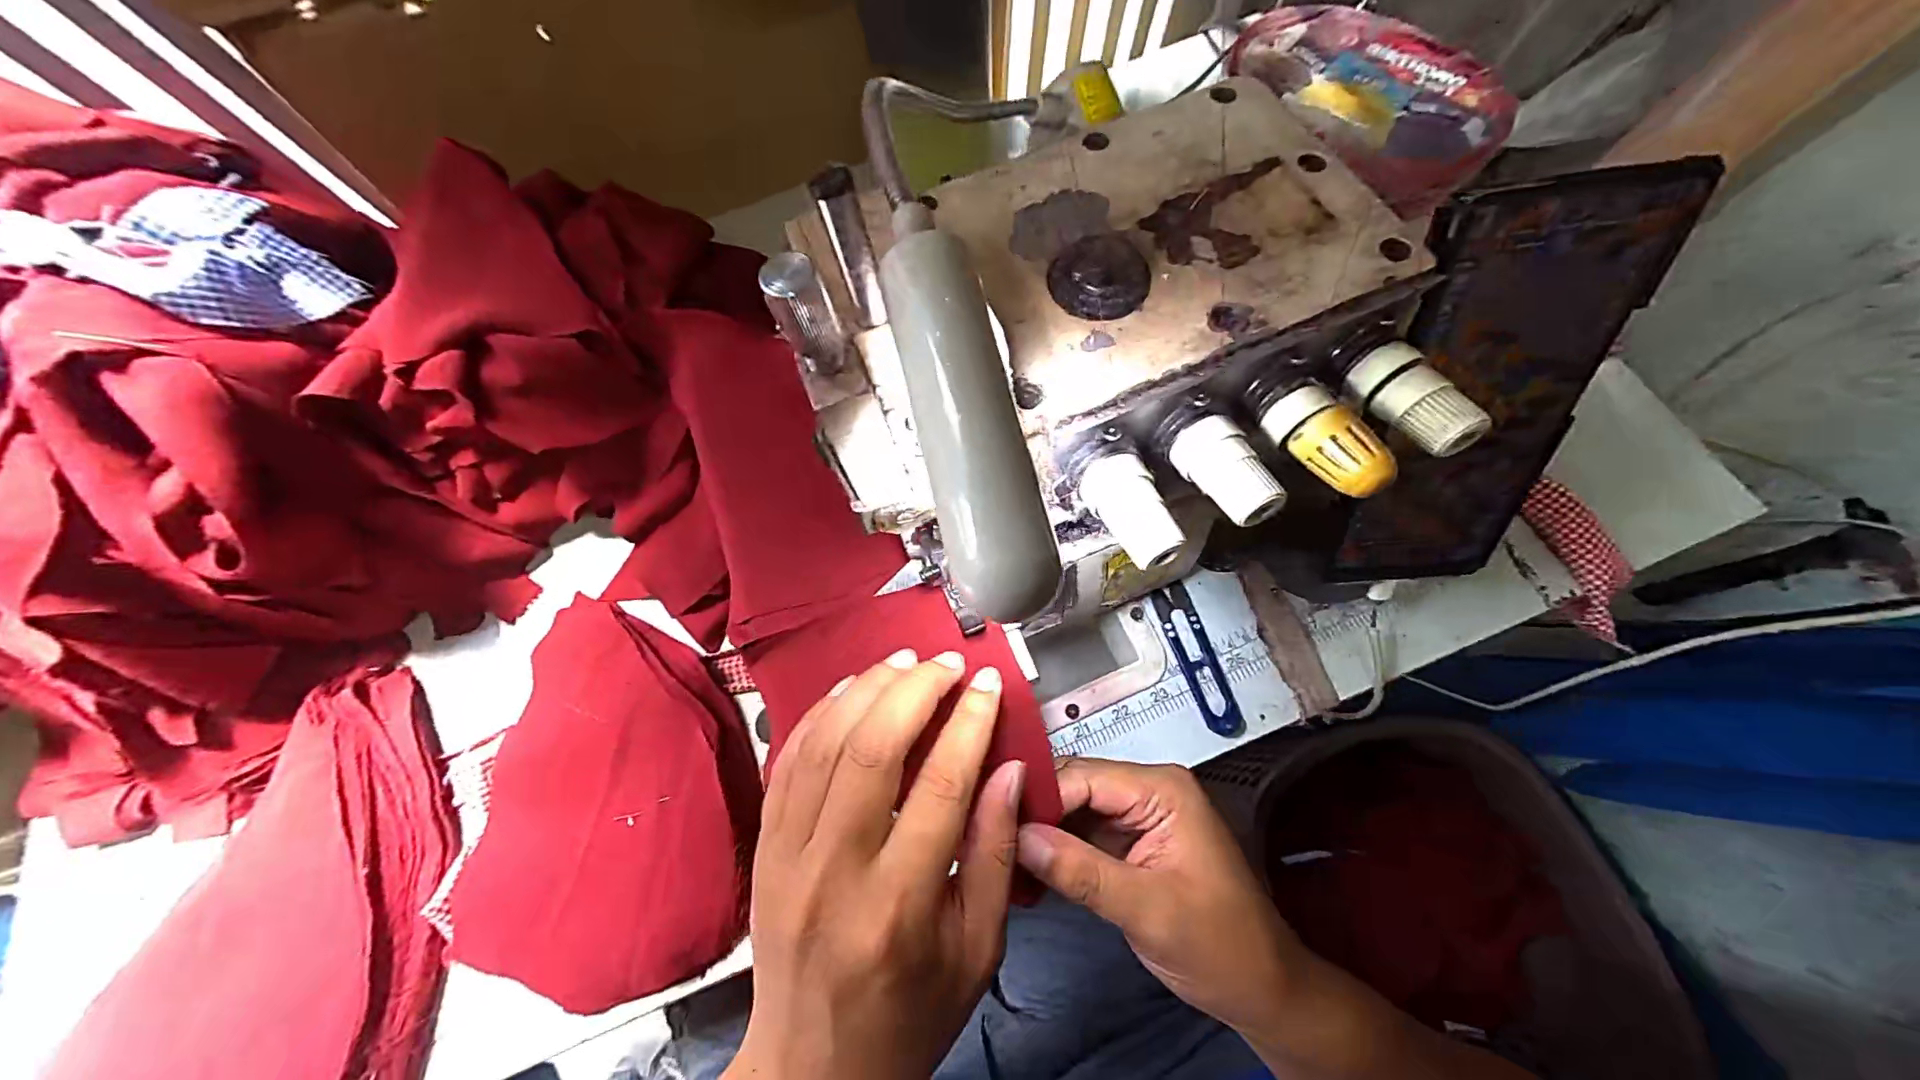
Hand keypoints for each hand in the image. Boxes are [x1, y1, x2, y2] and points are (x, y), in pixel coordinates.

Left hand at [725, 649, 1025, 1079]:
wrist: (811, 1067)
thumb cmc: (905, 1016)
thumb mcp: (976, 950)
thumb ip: (995, 853)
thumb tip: (1008, 771)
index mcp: (897, 904)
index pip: (939, 785)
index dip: (969, 723)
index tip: (986, 686)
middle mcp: (834, 870)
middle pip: (873, 750)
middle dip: (915, 692)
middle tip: (946, 664)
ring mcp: (788, 854)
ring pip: (824, 744)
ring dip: (867, 690)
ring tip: (903, 663)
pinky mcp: (766, 846)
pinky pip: (788, 762)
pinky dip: (820, 716)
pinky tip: (849, 691)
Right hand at [1017, 759, 1534, 1079]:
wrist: (1262, 991)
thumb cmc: (1220, 947)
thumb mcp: (1148, 910)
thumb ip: (1081, 870)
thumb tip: (1017, 835)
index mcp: (1160, 788)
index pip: (1080, 776)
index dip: (1033, 796)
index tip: (986, 819)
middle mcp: (1145, 789)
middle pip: (1071, 787)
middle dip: (1029, 812)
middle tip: (980, 835)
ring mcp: (1135, 814)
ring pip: (1069, 809)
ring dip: (1035, 831)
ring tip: (991, 849)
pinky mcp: (1126, 841)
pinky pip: (1077, 834)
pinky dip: (1051, 850)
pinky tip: (1020, 866)